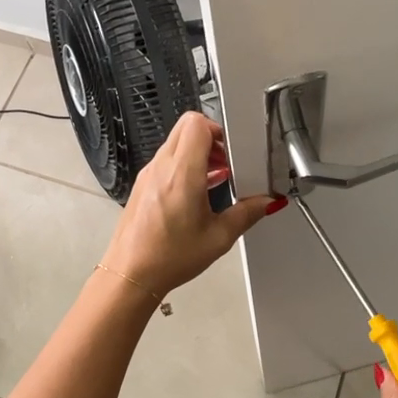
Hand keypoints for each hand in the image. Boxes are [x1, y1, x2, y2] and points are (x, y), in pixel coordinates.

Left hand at [99, 112, 280, 297]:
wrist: (131, 274)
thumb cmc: (168, 258)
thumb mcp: (219, 237)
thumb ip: (247, 214)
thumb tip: (266, 203)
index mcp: (182, 174)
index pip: (197, 124)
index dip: (219, 130)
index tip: (232, 149)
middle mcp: (161, 167)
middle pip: (186, 127)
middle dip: (210, 137)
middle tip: (226, 160)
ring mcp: (148, 174)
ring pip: (175, 143)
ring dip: (197, 151)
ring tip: (216, 177)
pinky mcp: (142, 184)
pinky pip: (165, 160)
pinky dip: (183, 164)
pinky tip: (197, 191)